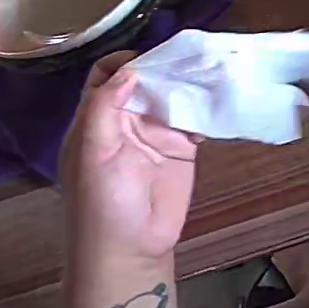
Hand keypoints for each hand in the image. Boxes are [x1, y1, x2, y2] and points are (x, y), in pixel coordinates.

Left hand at [59, 52, 199, 262]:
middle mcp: (128, 119)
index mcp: (99, 117)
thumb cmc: (102, 202)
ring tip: (208, 71)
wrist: (131, 249)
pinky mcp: (182, 147)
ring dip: (187, 84)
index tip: (149, 59)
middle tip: (188, 57)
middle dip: (164, 67)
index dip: (124, 62)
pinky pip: (195, 119)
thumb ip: (104, 108)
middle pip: (145, 81)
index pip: (107, 75)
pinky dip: (206, 107)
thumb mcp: (92, 152)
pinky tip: (217, 99)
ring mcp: (157, 132)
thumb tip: (129, 70)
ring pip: (172, 96)